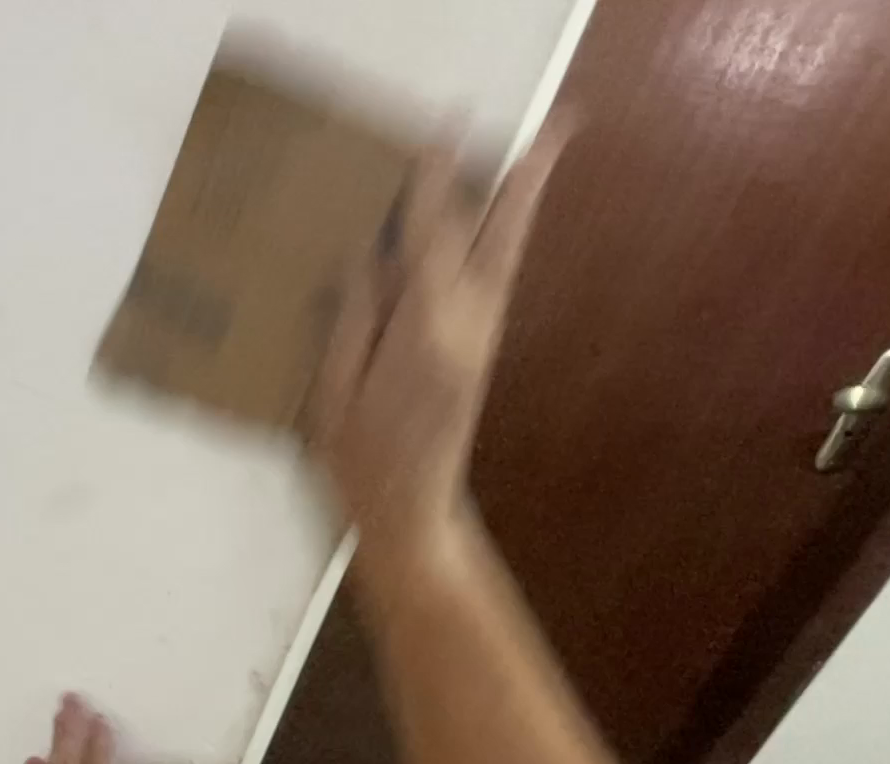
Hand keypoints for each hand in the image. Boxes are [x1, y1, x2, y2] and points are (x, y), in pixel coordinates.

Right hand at [309, 127, 567, 573]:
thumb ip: (352, 322)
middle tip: (556, 123)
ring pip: (507, 259)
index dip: (434, 188)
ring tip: (541, 151)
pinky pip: (495, 284)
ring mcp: (482, 343)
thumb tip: (364, 258)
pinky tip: (493, 226)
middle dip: (522, 181)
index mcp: (422, 338)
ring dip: (521, 205)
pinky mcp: (481, 356)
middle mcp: (467, 330)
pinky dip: (501, 243)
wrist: (411, 514)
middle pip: (496, 241)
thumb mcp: (334, 393)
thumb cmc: (358, 462)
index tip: (440, 134)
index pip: (431, 244)